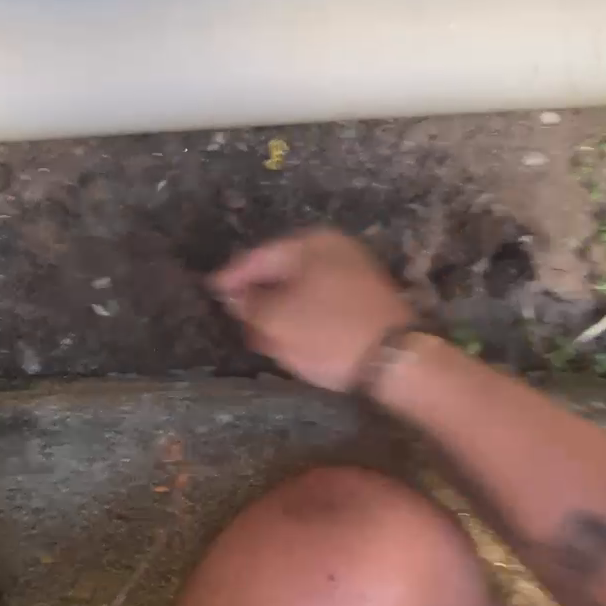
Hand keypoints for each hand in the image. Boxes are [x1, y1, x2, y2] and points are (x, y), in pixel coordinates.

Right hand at [210, 229, 415, 391]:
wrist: (397, 361)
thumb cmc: (329, 333)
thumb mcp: (276, 320)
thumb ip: (247, 305)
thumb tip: (234, 296)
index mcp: (309, 244)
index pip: (256, 257)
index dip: (229, 278)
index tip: (208, 291)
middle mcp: (333, 248)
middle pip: (280, 270)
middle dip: (255, 294)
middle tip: (231, 314)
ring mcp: (353, 271)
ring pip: (300, 287)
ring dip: (277, 308)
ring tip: (257, 331)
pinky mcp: (364, 297)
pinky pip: (320, 300)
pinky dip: (301, 315)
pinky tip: (289, 335)